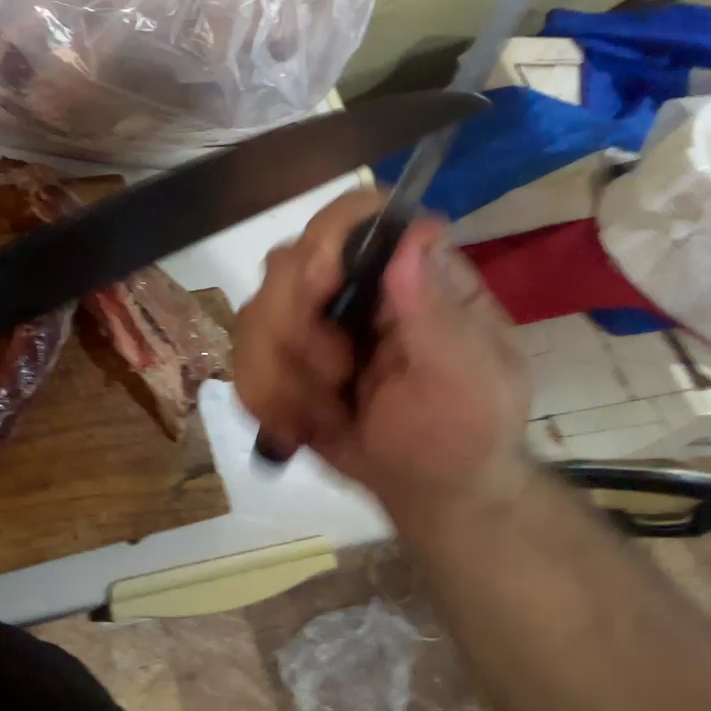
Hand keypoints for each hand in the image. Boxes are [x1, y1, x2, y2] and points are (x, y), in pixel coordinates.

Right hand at [232, 190, 534, 529]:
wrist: (430, 494)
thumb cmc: (465, 437)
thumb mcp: (471, 382)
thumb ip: (439, 313)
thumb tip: (415, 233)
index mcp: (408, 271)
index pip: (353, 216)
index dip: (325, 243)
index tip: (323, 290)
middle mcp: (353, 281)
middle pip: (286, 265)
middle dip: (297, 332)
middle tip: (337, 377)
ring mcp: (308, 315)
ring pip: (253, 313)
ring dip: (284, 375)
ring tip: (327, 410)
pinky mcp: (277, 351)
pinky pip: (239, 356)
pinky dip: (268, 396)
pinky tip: (304, 421)